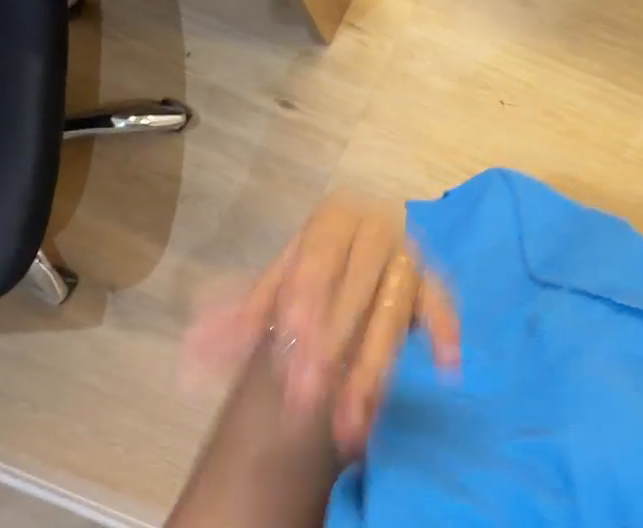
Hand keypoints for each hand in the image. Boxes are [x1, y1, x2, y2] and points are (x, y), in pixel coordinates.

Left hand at [182, 191, 460, 455]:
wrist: (352, 257)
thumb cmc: (311, 271)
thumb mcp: (270, 290)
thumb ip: (238, 315)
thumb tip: (196, 347)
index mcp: (334, 218)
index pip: (316, 258)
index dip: (303, 300)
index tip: (287, 346)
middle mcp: (377, 227)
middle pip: (356, 285)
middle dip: (331, 344)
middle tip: (305, 399)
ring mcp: (408, 254)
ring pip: (394, 307)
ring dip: (372, 367)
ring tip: (350, 425)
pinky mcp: (432, 281)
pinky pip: (442, 304)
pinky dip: (445, 329)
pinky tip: (445, 366)